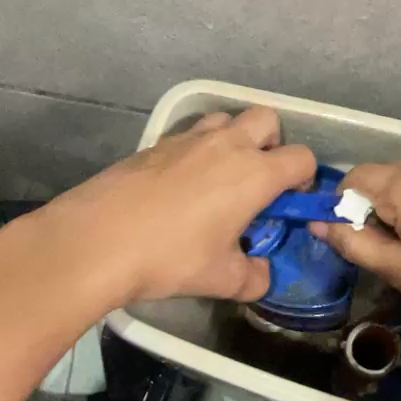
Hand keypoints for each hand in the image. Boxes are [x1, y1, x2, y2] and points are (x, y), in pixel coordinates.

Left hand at [0, 107, 315, 309]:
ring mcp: (187, 140)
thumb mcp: (221, 280)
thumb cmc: (170, 258)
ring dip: (234, 140)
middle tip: (258, 182)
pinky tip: (181, 187)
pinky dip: (197, 152)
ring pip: (226, 119)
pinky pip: (189, 136)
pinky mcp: (155, 144)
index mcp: (254, 173)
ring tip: (220, 178)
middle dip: (272, 144)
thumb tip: (262, 275)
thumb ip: (254, 277)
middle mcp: (226, 145)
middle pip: (267, 120)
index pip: (301, 157)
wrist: (96, 241)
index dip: (304, 179)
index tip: (290, 203)